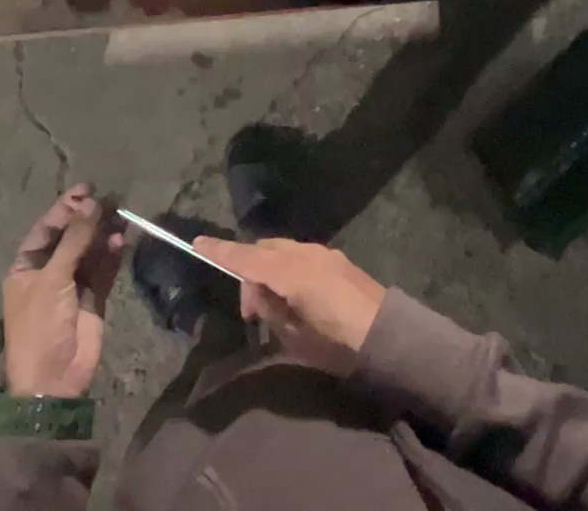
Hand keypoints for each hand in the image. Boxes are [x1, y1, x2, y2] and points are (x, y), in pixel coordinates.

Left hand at [3, 185, 125, 397]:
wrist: (53, 378)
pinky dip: (112, 256)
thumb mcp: (53, 279)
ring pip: (90, 252)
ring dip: (103, 235)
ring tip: (120, 216)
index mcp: (26, 267)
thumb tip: (92, 203)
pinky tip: (121, 240)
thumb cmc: (40, 325)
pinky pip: (103, 270)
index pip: (46, 229)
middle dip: (88, 219)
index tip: (86, 189)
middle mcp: (49, 272)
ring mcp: (72, 286)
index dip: (65, 208)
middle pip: (71, 237)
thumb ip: (75, 240)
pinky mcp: (93, 299)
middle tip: (109, 200)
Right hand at [193, 237, 384, 375]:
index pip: (247, 258)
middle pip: (263, 250)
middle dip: (248, 270)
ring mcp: (323, 253)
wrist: (390, 336)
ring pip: (282, 251)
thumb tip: (258, 293)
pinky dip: (287, 268)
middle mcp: (306, 254)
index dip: (221, 252)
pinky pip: (300, 255)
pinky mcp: (336, 259)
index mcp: (292, 273)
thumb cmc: (338, 344)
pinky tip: (294, 295)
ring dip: (268, 269)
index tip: (197, 243)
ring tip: (272, 306)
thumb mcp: (294, 336)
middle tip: (250, 311)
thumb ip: (270, 309)